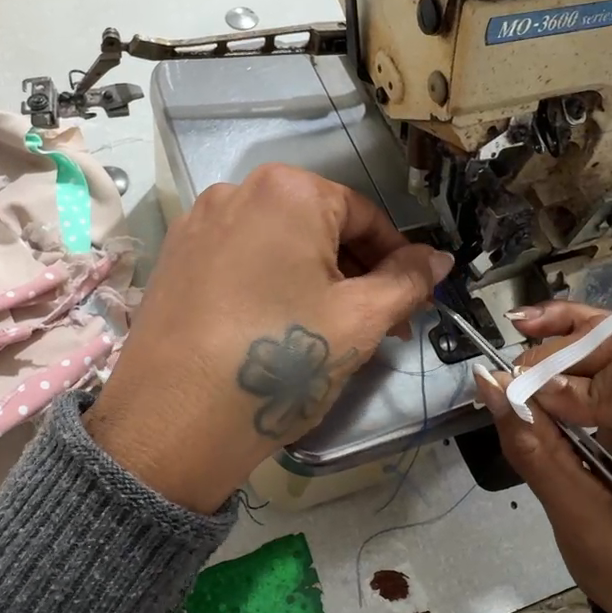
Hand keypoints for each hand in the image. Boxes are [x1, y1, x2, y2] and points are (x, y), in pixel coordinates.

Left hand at [86, 164, 451, 512]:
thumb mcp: (359, 320)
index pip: (366, 216)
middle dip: (356, 274)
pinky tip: (276, 330)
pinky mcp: (174, 258)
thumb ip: (408, 281)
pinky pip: (241, 260)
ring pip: (280, 245)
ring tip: (329, 335)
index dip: (398, 262)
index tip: (413, 305)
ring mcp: (199, 223)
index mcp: (288, 190)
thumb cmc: (279, 358)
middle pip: (320, 227)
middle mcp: (237, 190)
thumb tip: (440, 257)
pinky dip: (270, 285)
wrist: (172, 422)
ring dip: (315, 281)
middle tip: (377, 327)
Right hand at [473, 301, 611, 612]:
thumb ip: (535, 447)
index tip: (546, 406)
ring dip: (570, 338)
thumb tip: (488, 382)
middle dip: (571, 357)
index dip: (596, 380)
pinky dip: (580, 344)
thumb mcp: (580, 520)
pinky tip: (543, 329)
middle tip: (517, 379)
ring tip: (521, 332)